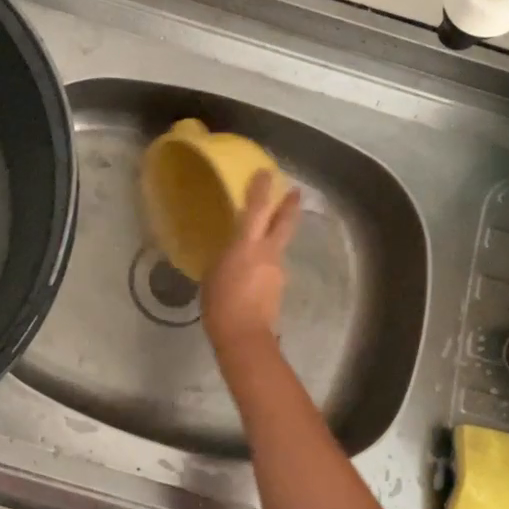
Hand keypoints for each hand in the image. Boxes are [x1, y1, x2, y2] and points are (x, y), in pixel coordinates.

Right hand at [202, 170, 301, 348]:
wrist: (245, 337)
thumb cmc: (220, 304)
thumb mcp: (213, 274)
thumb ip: (224, 258)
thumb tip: (231, 254)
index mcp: (247, 245)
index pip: (257, 209)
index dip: (261, 188)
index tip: (265, 172)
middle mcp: (268, 253)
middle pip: (284, 223)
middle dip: (290, 205)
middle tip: (295, 191)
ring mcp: (277, 270)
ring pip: (277, 247)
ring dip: (272, 240)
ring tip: (256, 245)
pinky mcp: (278, 288)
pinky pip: (271, 268)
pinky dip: (264, 264)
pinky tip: (251, 275)